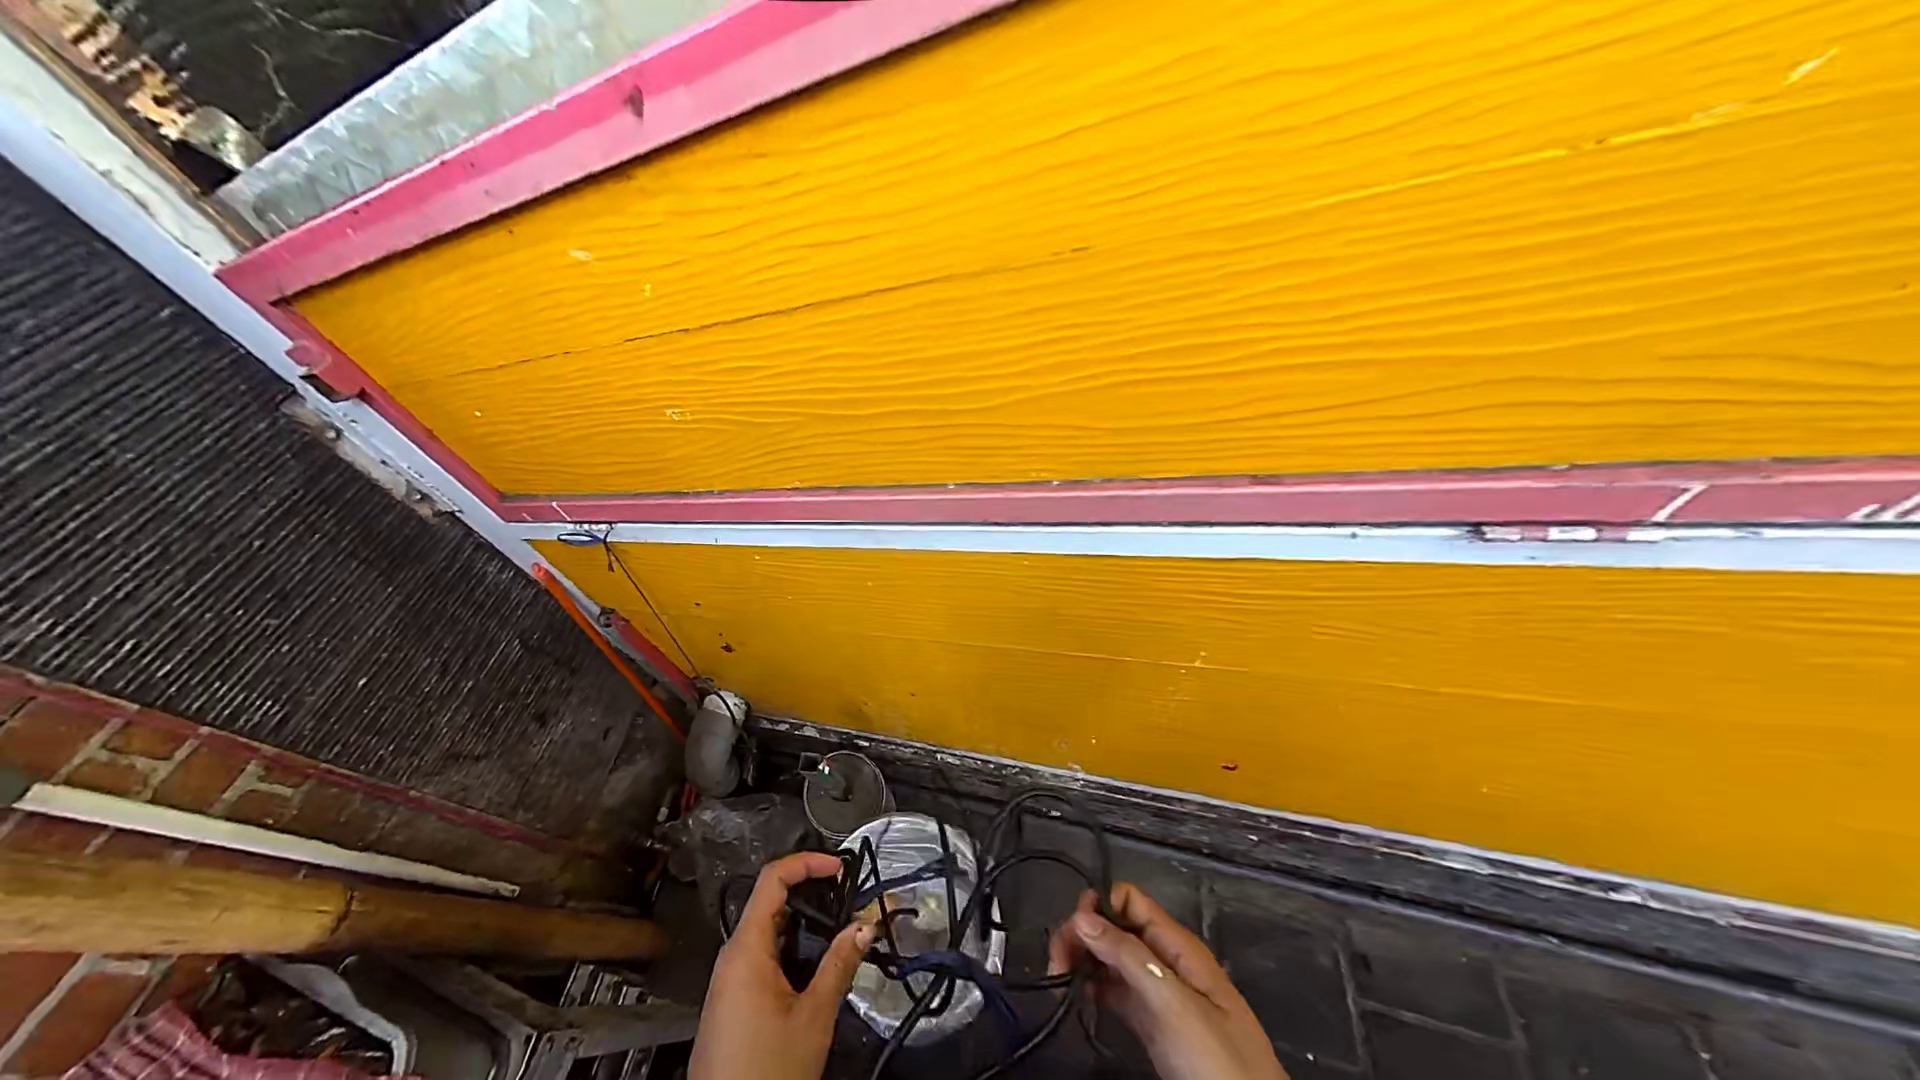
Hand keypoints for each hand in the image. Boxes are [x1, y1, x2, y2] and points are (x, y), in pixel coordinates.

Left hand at [690, 853, 876, 1079]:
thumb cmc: (768, 1072)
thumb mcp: (813, 1017)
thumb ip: (839, 965)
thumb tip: (865, 925)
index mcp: (746, 950)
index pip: (772, 880)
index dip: (806, 863)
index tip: (839, 868)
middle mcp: (732, 957)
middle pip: (770, 903)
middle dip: (811, 894)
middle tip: (847, 898)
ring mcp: (729, 980)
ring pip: (768, 932)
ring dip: (804, 924)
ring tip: (840, 929)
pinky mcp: (732, 1001)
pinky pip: (762, 957)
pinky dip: (791, 948)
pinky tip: (817, 964)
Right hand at [1050, 883, 1288, 1079]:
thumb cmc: (1216, 1059)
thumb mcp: (1173, 1003)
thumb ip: (1129, 956)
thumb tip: (1082, 914)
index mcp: (1177, 945)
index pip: (1130, 900)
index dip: (1098, 906)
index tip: (1072, 932)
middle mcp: (1166, 961)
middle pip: (1117, 927)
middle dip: (1084, 934)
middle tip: (1056, 962)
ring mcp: (1159, 993)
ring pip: (1113, 958)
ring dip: (1084, 960)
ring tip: (1060, 979)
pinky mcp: (1152, 1022)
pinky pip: (1116, 991)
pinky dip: (1095, 988)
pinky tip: (1078, 997)